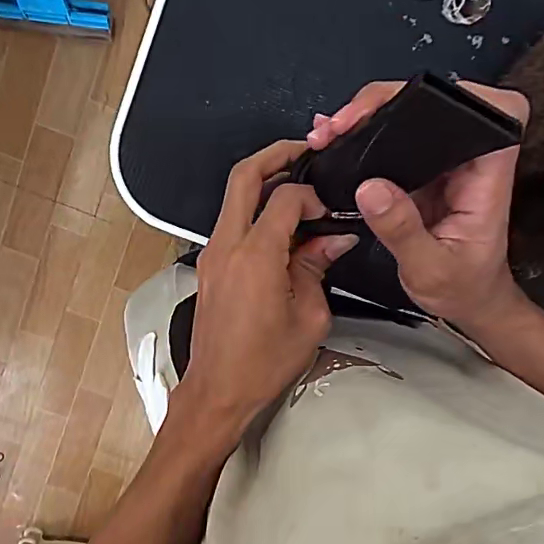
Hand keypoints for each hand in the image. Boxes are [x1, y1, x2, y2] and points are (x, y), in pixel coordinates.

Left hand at [172, 140, 357, 441]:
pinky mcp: (210, 268)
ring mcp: (212, 256)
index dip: (311, 197)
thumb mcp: (309, 316)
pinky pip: (231, 225)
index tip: (328, 215)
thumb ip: (318, 268)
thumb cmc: (263, 363)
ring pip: (233, 198)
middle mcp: (226, 248)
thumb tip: (333, 240)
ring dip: (263, 186)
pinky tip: (281, 230)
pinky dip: (255, 214)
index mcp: (256, 257)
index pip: (284, 198)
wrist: (219, 391)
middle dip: (274, 156)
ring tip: (297, 192)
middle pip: (243, 177)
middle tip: (302, 152)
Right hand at [307, 80, 532, 330]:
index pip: (495, 112)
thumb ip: (402, 231)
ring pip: (412, 119)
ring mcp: (443, 166)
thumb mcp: (430, 269)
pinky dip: (365, 140)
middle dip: (388, 102)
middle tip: (345, 121)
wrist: (468, 304)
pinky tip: (337, 142)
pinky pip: (395, 144)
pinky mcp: (421, 175)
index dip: (461, 94)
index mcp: (487, 179)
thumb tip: (371, 189)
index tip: (415, 103)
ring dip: (370, 119)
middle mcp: (468, 163)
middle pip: (440, 104)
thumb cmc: (465, 289)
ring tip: (331, 131)